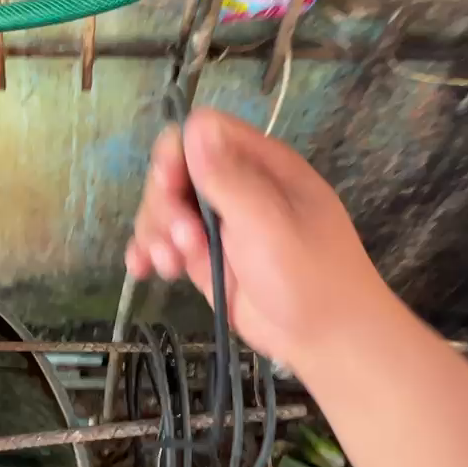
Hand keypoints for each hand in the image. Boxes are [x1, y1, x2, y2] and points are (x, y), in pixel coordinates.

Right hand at [124, 108, 397, 372]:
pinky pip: (163, 243)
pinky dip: (148, 253)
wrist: (323, 340)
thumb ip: (229, 178)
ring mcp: (216, 224)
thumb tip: (195, 126)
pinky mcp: (202, 256)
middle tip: (182, 240)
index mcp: (260, 165)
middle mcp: (234, 187)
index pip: (203, 133)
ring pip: (162, 210)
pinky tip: (144, 270)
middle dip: (164, 206)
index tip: (170, 187)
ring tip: (170, 266)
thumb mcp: (269, 224)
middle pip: (172, 173)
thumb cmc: (309, 276)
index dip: (177, 155)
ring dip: (155, 235)